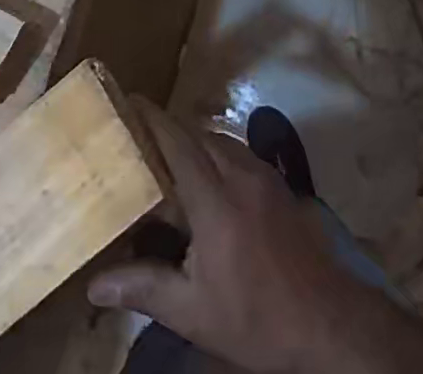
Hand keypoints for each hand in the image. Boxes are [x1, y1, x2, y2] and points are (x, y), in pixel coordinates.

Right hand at [87, 105, 422, 373]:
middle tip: (139, 139)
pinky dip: (219, 154)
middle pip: (200, 136)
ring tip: (168, 160)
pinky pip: (242, 155)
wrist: (327, 322)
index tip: (130, 101)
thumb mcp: (193, 311)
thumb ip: (144, 288)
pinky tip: (208, 182)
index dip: (153, 121)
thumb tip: (94, 285)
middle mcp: (241, 176)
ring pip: (224, 142)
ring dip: (196, 142)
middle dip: (170, 131)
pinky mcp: (281, 187)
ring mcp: (266, 178)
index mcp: (216, 200)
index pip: (179, 145)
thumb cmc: (256, 317)